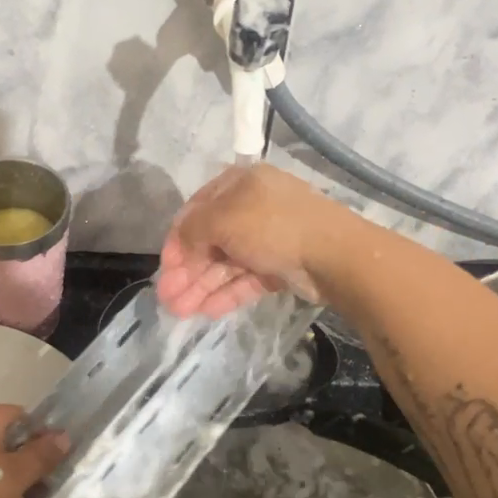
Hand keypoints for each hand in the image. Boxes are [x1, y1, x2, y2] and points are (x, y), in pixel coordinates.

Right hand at [158, 164, 350, 317]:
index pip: (197, 210)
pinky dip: (225, 294)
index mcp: (240, 184)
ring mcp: (268, 239)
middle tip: (166, 298)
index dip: (177, 240)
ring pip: (226, 264)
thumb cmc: (273, 226)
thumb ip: (193, 230)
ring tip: (179, 312)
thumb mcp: (223, 220)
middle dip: (186, 270)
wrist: (334, 255)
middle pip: (210, 241)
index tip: (164, 267)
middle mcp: (253, 208)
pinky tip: (205, 312)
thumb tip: (179, 245)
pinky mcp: (280, 266)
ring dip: (200, 286)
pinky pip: (245, 280)